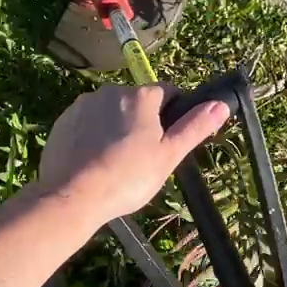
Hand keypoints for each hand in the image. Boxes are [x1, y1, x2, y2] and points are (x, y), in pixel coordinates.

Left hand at [37, 84, 229, 229]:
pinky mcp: (64, 120)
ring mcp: (84, 103)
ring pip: (110, 111)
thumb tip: (221, 104)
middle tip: (142, 156)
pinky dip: (93, 135)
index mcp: (141, 96)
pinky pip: (87, 122)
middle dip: (142, 121)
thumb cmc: (128, 177)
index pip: (167, 91)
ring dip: (116, 126)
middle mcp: (112, 91)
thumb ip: (194, 127)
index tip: (168, 139)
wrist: (72, 195)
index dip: (173, 113)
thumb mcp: (168, 155)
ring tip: (115, 162)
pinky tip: (93, 161)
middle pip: (136, 101)